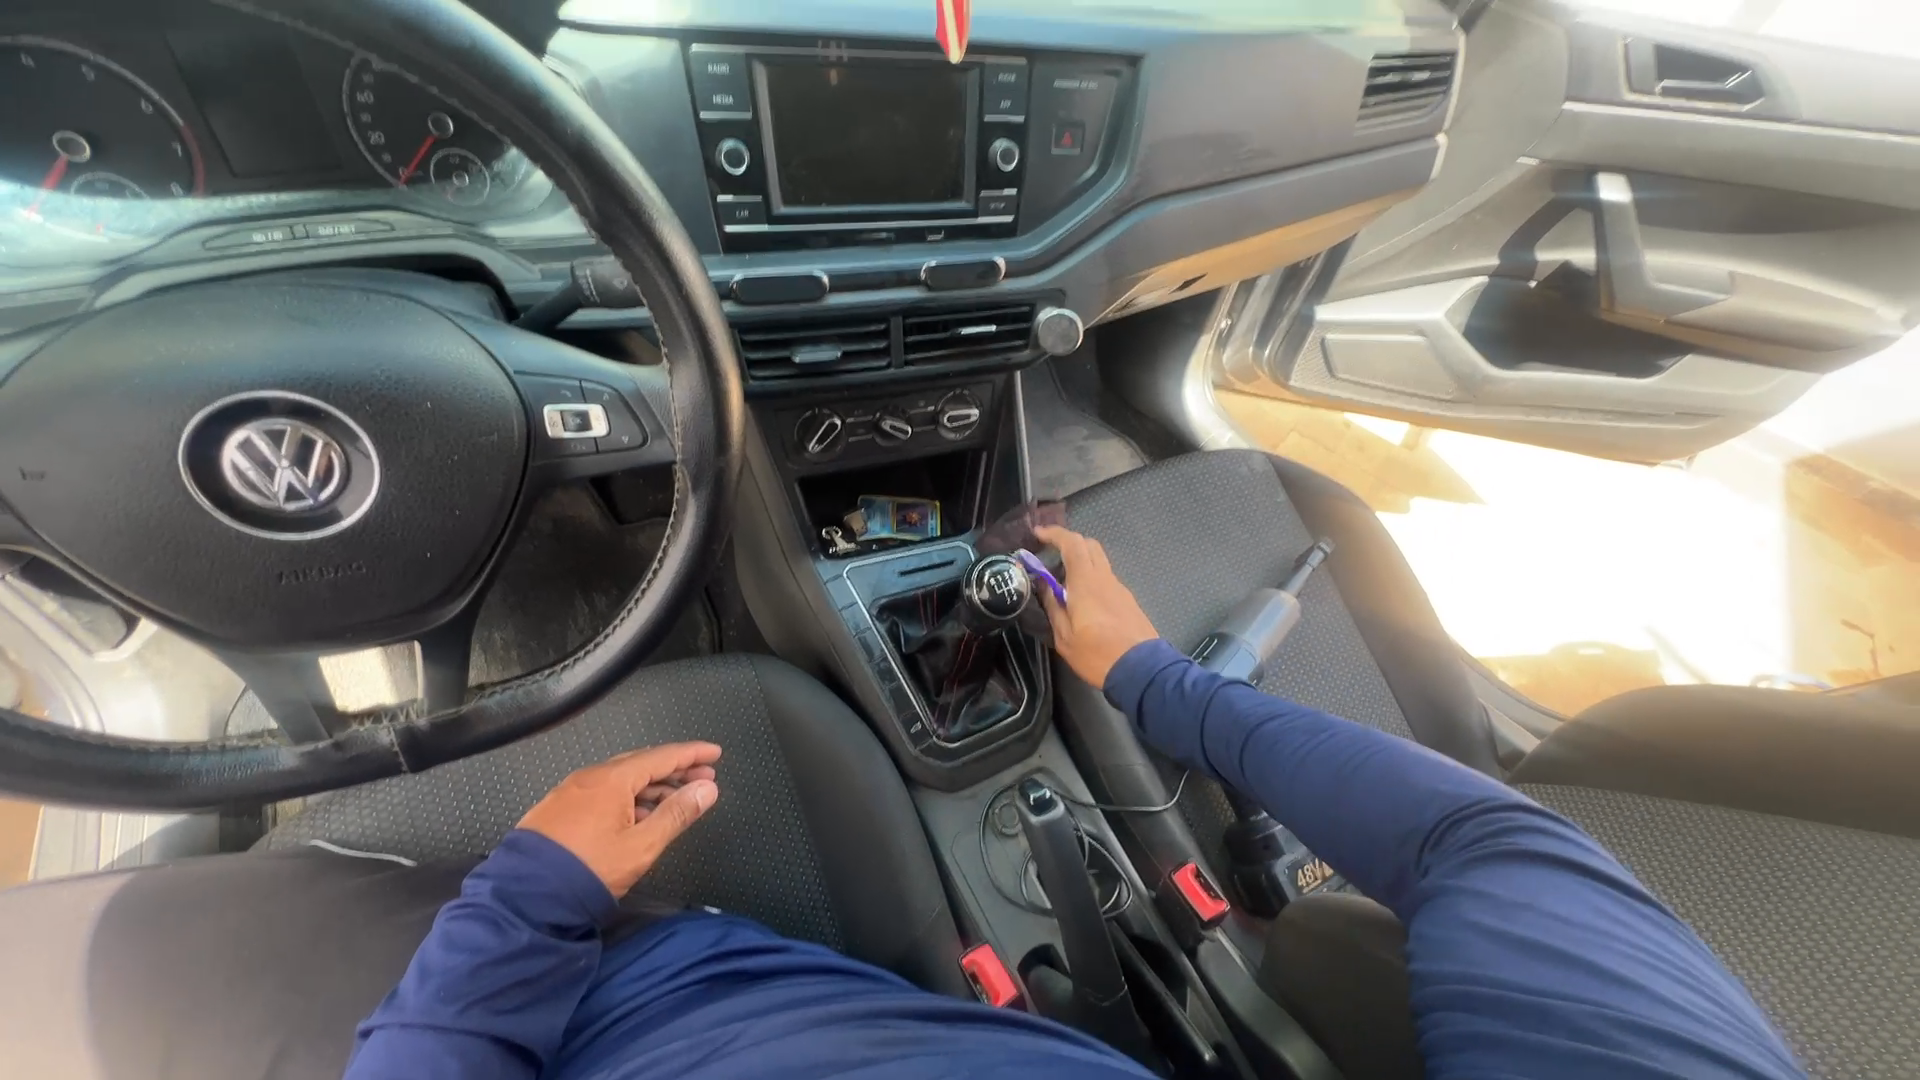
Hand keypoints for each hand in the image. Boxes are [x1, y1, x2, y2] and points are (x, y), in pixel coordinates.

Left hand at [517, 742, 721, 897]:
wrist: (522, 902)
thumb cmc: (589, 871)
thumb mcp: (641, 846)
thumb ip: (677, 813)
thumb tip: (708, 787)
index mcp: (612, 779)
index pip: (662, 756)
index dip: (692, 754)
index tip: (715, 753)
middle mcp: (589, 777)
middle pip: (642, 763)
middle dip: (675, 769)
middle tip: (703, 777)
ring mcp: (569, 792)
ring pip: (621, 778)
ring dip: (653, 785)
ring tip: (676, 799)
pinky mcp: (555, 811)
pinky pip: (602, 792)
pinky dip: (629, 796)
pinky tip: (638, 814)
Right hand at [1033, 524, 1159, 688]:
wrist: (1142, 671)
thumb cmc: (1097, 654)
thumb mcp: (1064, 637)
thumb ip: (1053, 606)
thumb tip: (1044, 585)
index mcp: (1086, 582)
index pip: (1071, 543)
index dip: (1054, 534)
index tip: (1037, 534)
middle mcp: (1105, 578)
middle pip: (1089, 545)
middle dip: (1068, 543)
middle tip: (1050, 555)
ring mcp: (1119, 588)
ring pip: (1099, 562)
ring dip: (1080, 562)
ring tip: (1062, 583)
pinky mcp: (1127, 601)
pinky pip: (1106, 579)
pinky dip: (1091, 578)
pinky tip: (1082, 601)